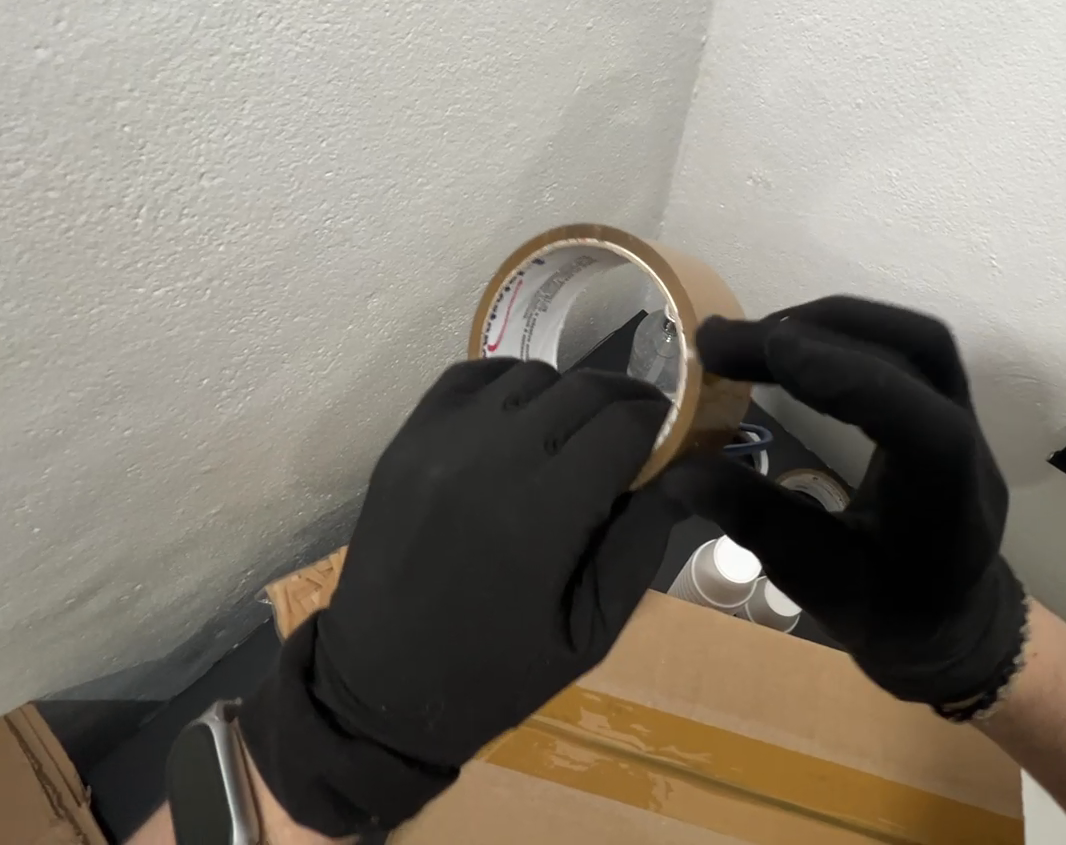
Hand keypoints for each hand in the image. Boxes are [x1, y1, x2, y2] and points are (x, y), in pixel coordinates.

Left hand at [241, 360, 682, 834]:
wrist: (380, 689)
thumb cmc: (497, 672)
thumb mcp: (591, 631)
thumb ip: (642, 542)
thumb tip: (685, 469)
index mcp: (542, 513)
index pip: (623, 425)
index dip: (659, 421)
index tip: (669, 435)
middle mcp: (492, 459)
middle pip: (583, 389)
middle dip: (624, 401)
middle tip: (636, 428)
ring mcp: (441, 441)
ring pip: (532, 376)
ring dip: (568, 395)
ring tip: (575, 432)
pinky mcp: (407, 437)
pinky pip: (472, 375)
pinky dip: (510, 384)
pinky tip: (521, 416)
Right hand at [657, 297, 1026, 712]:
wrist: (956, 628)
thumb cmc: (894, 617)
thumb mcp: (820, 585)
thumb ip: (756, 523)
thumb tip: (677, 474)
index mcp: (947, 498)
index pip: (908, 414)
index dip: (836, 373)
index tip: (750, 348)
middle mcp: (966, 443)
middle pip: (914, 350)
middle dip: (818, 330)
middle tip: (730, 339)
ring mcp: (961, 417)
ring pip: (911, 338)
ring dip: (830, 323)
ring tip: (756, 336)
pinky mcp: (940, 406)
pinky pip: (900, 349)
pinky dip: (842, 335)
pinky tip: (793, 348)